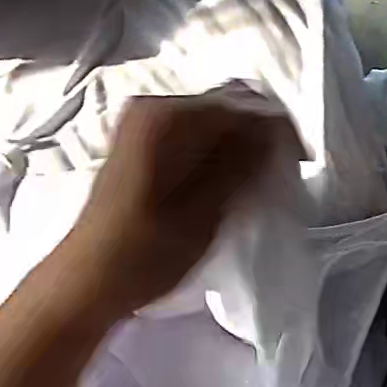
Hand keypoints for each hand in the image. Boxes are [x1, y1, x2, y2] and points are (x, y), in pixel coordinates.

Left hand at [56, 90, 296, 316]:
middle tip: (281, 175)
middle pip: (227, 108)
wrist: (86, 281)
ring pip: (213, 123)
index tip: (300, 163)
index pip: (242, 105)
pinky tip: (228, 185)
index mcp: (166, 118)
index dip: (278, 130)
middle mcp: (152, 109)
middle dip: (260, 137)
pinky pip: (194, 136)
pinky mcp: (141, 145)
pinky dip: (218, 155)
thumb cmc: (143, 255)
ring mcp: (143, 125)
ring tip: (258, 185)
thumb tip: (276, 132)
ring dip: (240, 148)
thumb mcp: (203, 213)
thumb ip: (241, 166)